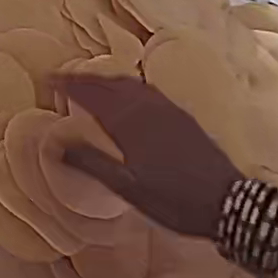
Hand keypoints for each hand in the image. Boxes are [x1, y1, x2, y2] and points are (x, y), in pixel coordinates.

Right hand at [52, 74, 243, 237]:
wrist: (227, 202)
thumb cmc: (172, 199)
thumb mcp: (126, 187)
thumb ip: (91, 162)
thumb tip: (56, 144)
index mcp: (129, 122)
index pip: (91, 94)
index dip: (69, 84)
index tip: (50, 77)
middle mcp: (146, 107)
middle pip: (109, 83)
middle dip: (84, 77)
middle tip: (63, 75)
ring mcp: (166, 108)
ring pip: (129, 83)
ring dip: (106, 77)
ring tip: (90, 80)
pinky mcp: (181, 115)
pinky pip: (145, 89)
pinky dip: (127, 84)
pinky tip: (127, 92)